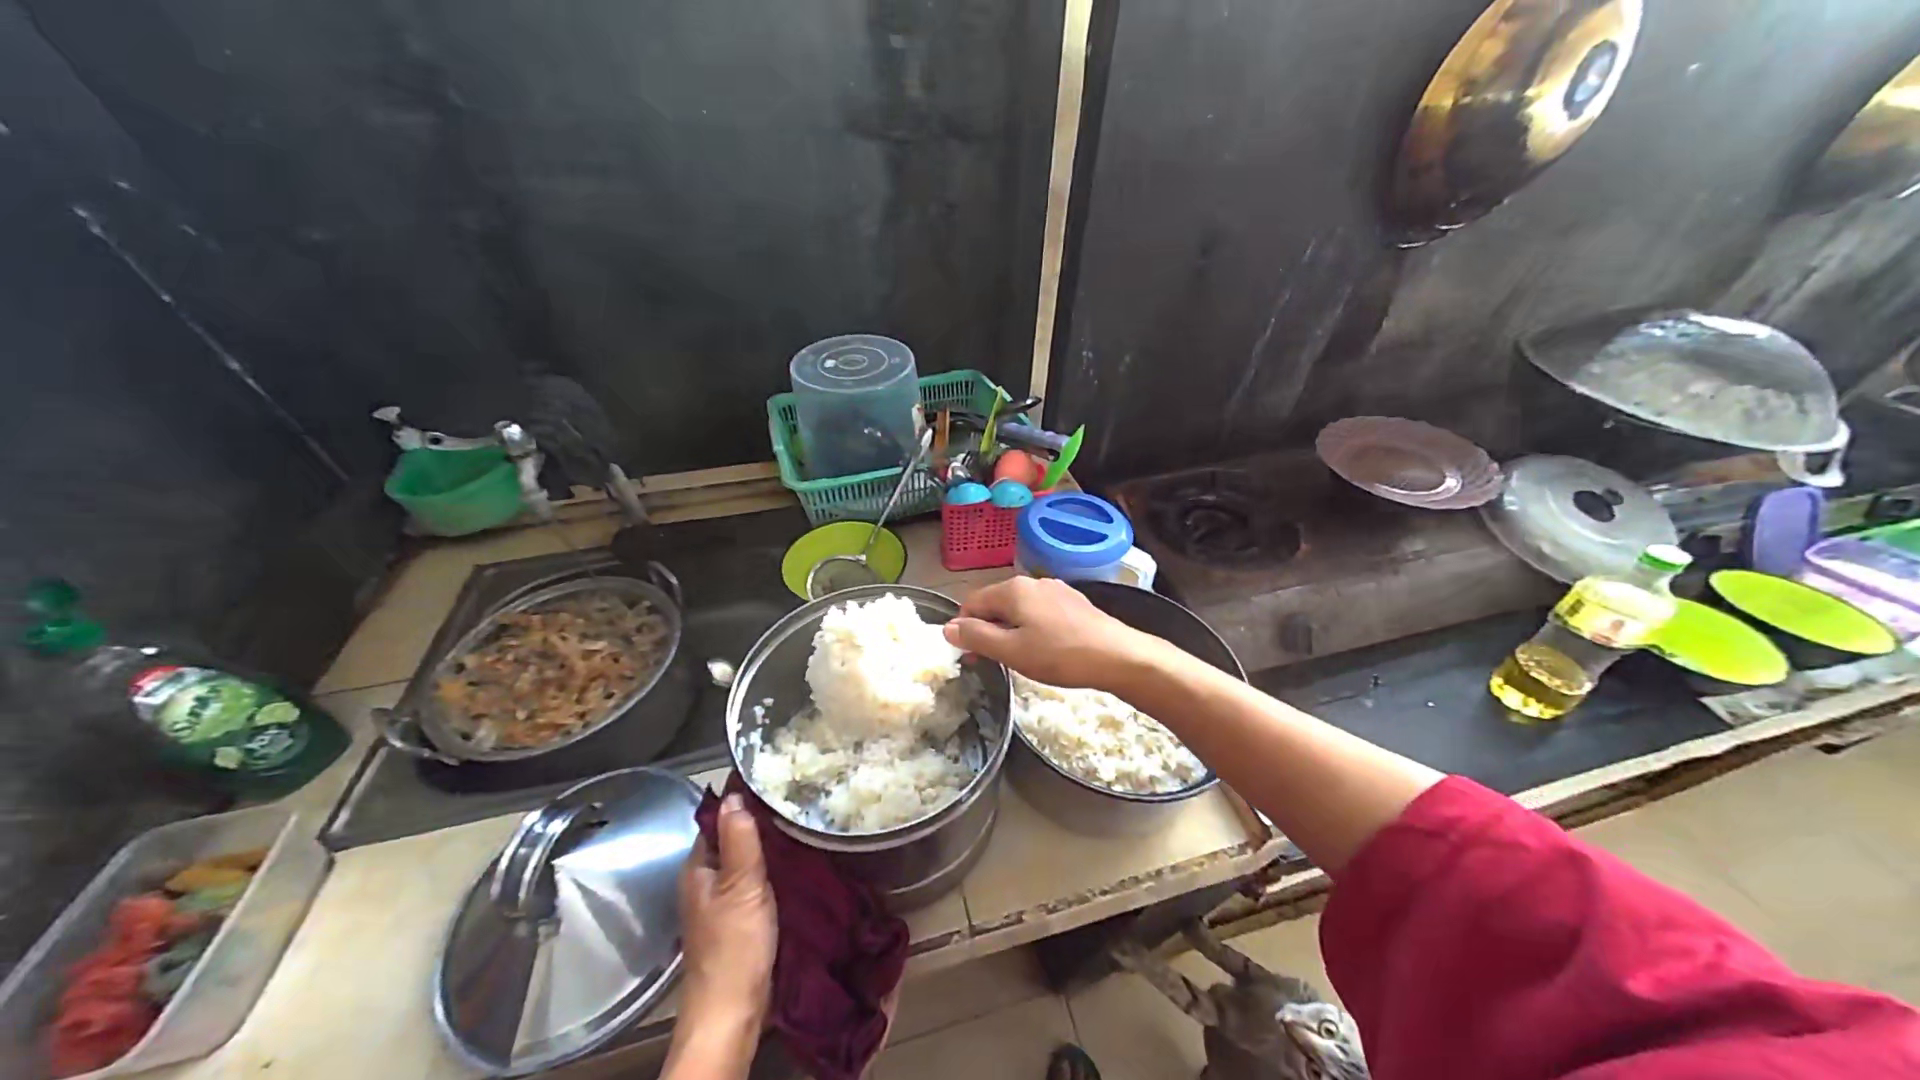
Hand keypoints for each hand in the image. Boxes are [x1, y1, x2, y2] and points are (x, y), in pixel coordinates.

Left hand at [678, 794, 777, 1032]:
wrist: (733, 1012)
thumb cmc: (734, 945)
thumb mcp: (740, 885)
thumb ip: (739, 840)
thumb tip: (735, 795)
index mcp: (698, 867)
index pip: (717, 819)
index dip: (741, 798)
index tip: (772, 777)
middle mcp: (706, 880)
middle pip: (733, 838)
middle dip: (760, 819)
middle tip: (796, 795)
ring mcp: (722, 901)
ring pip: (746, 859)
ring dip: (769, 844)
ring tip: (802, 820)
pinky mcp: (740, 919)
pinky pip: (757, 880)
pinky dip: (774, 867)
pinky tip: (797, 861)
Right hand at [943, 577, 1166, 691]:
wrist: (1117, 655)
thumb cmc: (1059, 655)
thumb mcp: (1010, 651)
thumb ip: (976, 637)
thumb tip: (947, 627)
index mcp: (1012, 589)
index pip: (971, 603)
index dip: (963, 629)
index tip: (969, 656)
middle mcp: (1031, 582)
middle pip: (995, 604)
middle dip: (986, 630)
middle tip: (991, 661)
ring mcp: (1055, 589)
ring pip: (1018, 608)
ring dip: (1009, 630)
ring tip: (1018, 658)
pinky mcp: (1072, 602)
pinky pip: (1039, 612)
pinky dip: (1031, 628)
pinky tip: (1044, 649)